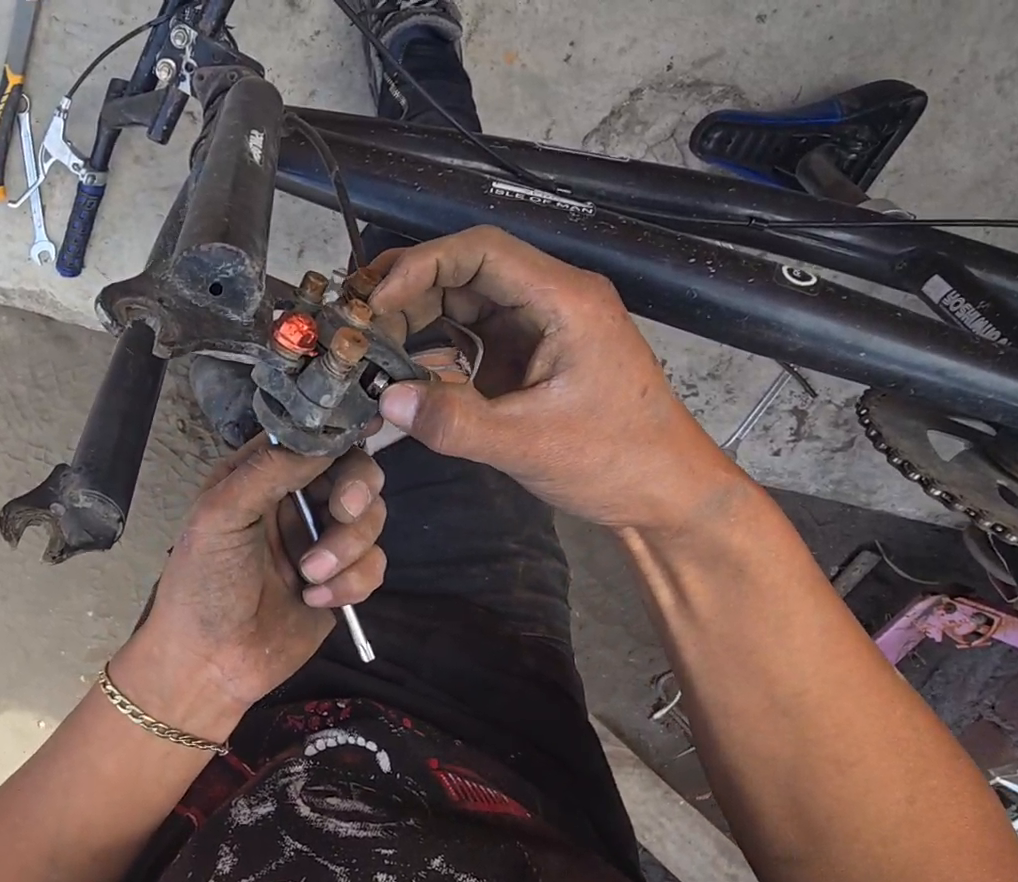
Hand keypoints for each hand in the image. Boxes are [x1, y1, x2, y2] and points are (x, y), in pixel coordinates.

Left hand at [113, 439, 387, 737]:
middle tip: (342, 510)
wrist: (209, 663)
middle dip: (356, 491)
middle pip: (356, 473)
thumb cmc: (201, 583)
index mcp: (260, 477)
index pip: (312, 439)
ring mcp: (320, 542)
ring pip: (370, 519)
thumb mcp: (221, 515)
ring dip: (348, 547)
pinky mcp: (340, 582)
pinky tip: (317, 600)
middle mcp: (294, 502)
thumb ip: (270, 470)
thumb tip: (323, 434)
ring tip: (310, 576)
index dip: (338, 437)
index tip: (360, 438)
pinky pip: (374, 565)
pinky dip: (352, 582)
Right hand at [365, 226, 748, 532]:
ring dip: (411, 322)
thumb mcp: (528, 444)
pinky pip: (465, 342)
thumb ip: (454, 423)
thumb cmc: (615, 460)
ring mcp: (533, 331)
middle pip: (462, 274)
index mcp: (562, 302)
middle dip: (404, 293)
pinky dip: (427, 354)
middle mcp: (546, 303)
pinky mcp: (522, 360)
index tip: (375, 302)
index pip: (481, 252)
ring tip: (365, 347)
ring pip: (459, 306)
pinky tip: (396, 373)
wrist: (663, 492)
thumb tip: (386, 401)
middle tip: (354, 323)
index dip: (420, 266)